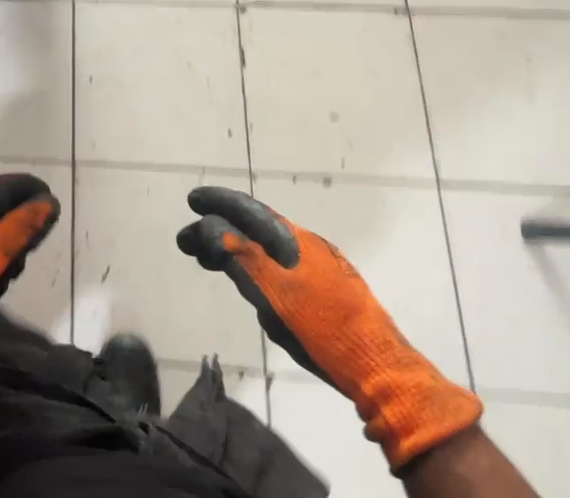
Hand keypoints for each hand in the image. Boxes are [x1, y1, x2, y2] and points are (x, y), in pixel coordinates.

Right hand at [176, 187, 479, 471]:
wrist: (380, 368)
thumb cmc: (322, 330)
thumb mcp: (273, 293)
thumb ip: (242, 257)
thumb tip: (212, 228)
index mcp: (295, 240)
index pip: (249, 210)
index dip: (218, 202)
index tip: (192, 201)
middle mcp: (308, 245)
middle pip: (255, 228)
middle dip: (219, 231)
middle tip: (189, 244)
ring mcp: (321, 266)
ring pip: (267, 247)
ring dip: (235, 249)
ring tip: (210, 262)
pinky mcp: (328, 289)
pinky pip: (280, 264)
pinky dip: (254, 264)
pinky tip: (248, 281)